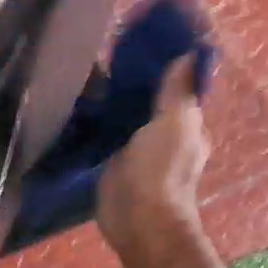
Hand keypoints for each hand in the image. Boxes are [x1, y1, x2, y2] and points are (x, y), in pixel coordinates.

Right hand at [96, 56, 211, 258]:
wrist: (137, 219)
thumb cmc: (161, 169)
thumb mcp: (175, 121)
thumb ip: (177, 90)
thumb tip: (190, 52)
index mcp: (187, 126)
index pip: (177, 91)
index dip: (162, 71)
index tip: (138, 49)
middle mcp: (164, 139)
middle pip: (149, 104)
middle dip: (132, 87)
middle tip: (105, 60)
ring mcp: (137, 154)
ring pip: (126, 121)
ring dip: (112, 106)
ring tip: (86, 80)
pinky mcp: (112, 168)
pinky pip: (105, 140)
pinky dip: (96, 127)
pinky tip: (78, 112)